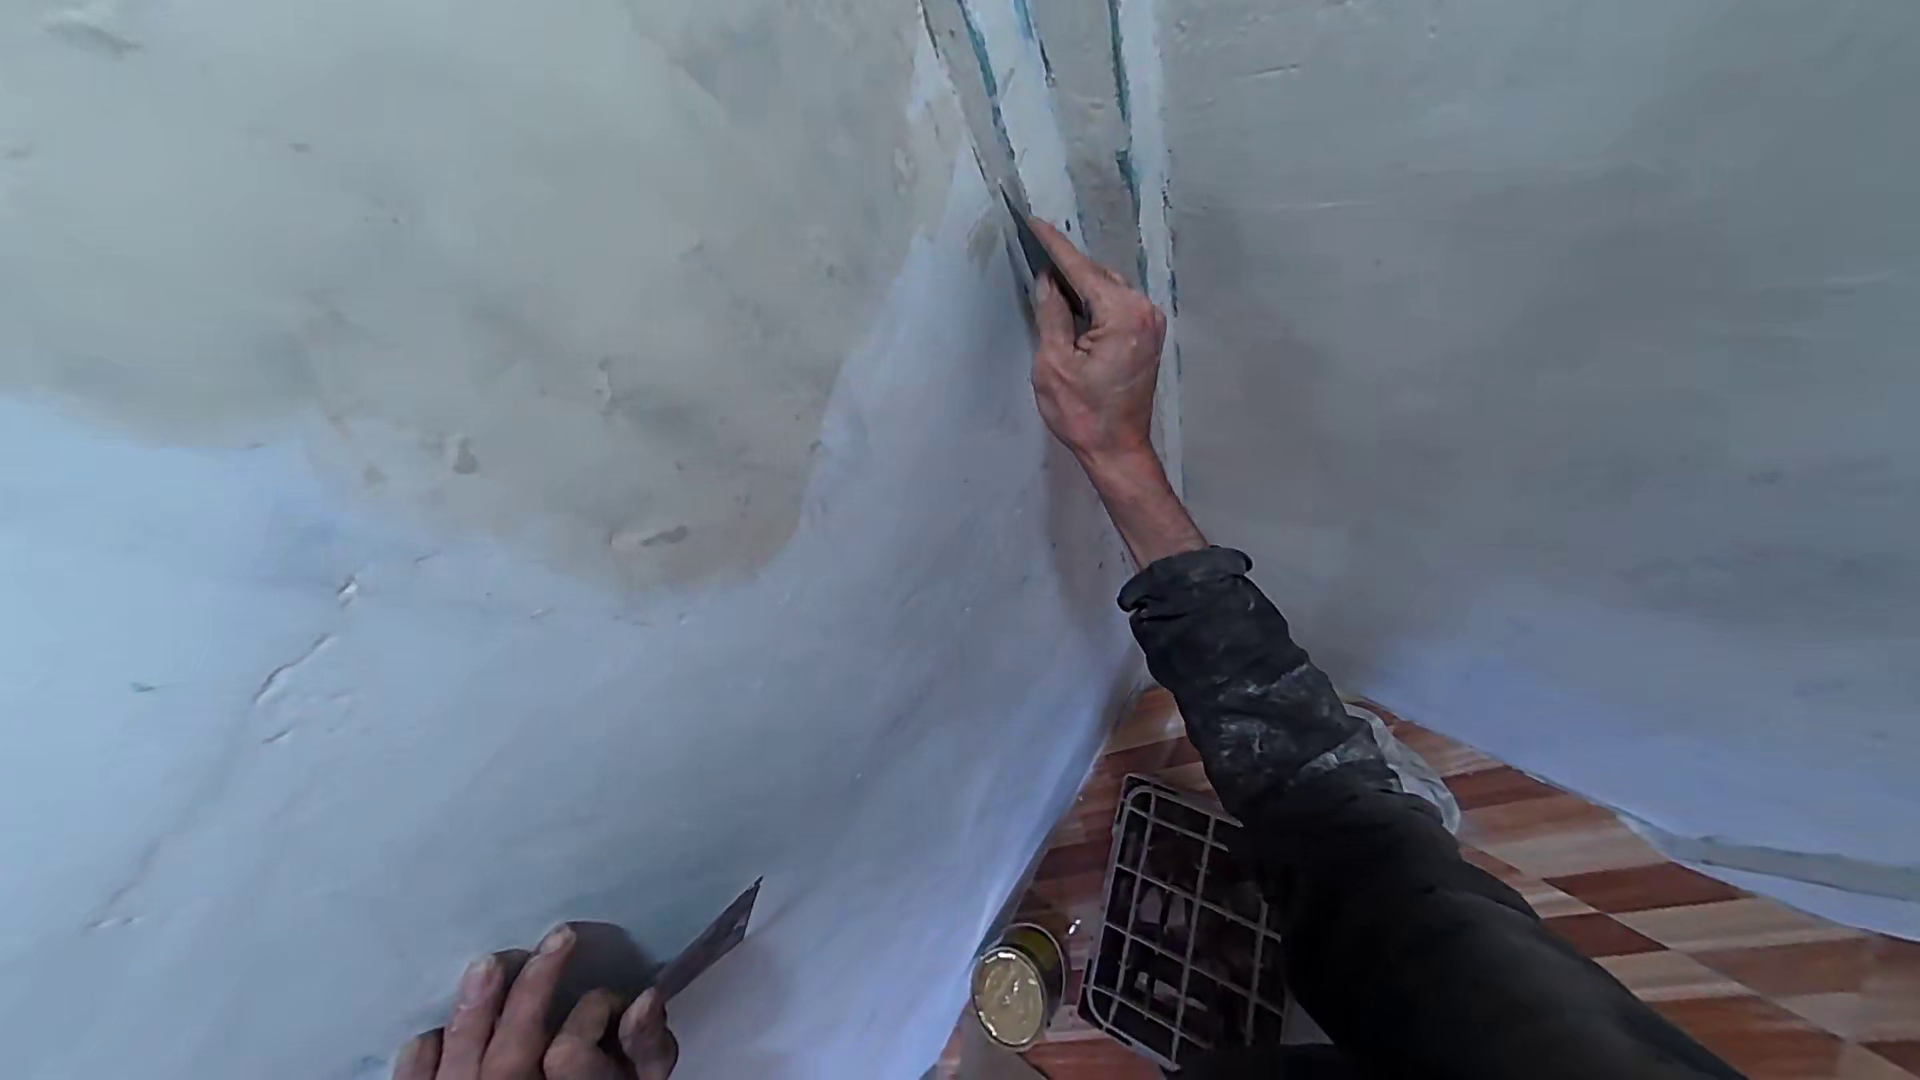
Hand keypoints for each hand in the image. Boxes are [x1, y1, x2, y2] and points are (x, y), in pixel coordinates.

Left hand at [394, 926, 678, 1079]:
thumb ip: (647, 1045)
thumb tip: (646, 997)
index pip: (572, 1049)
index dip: (597, 1010)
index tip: (621, 997)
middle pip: (513, 1053)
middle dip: (536, 987)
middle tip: (561, 936)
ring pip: (462, 1067)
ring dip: (474, 1011)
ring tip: (487, 964)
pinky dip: (420, 1062)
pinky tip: (432, 1034)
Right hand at [1028, 218, 1168, 465]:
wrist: (1116, 450)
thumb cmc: (1083, 415)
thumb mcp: (1053, 364)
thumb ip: (1051, 314)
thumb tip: (1047, 281)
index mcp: (1124, 315)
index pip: (1081, 270)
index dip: (1053, 247)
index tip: (1034, 222)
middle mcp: (1145, 311)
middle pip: (1098, 277)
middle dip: (1067, 269)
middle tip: (1035, 258)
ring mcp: (1150, 324)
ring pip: (1108, 291)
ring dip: (1080, 288)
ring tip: (1049, 285)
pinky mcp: (1147, 338)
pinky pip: (1116, 307)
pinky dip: (1093, 304)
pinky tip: (1072, 307)